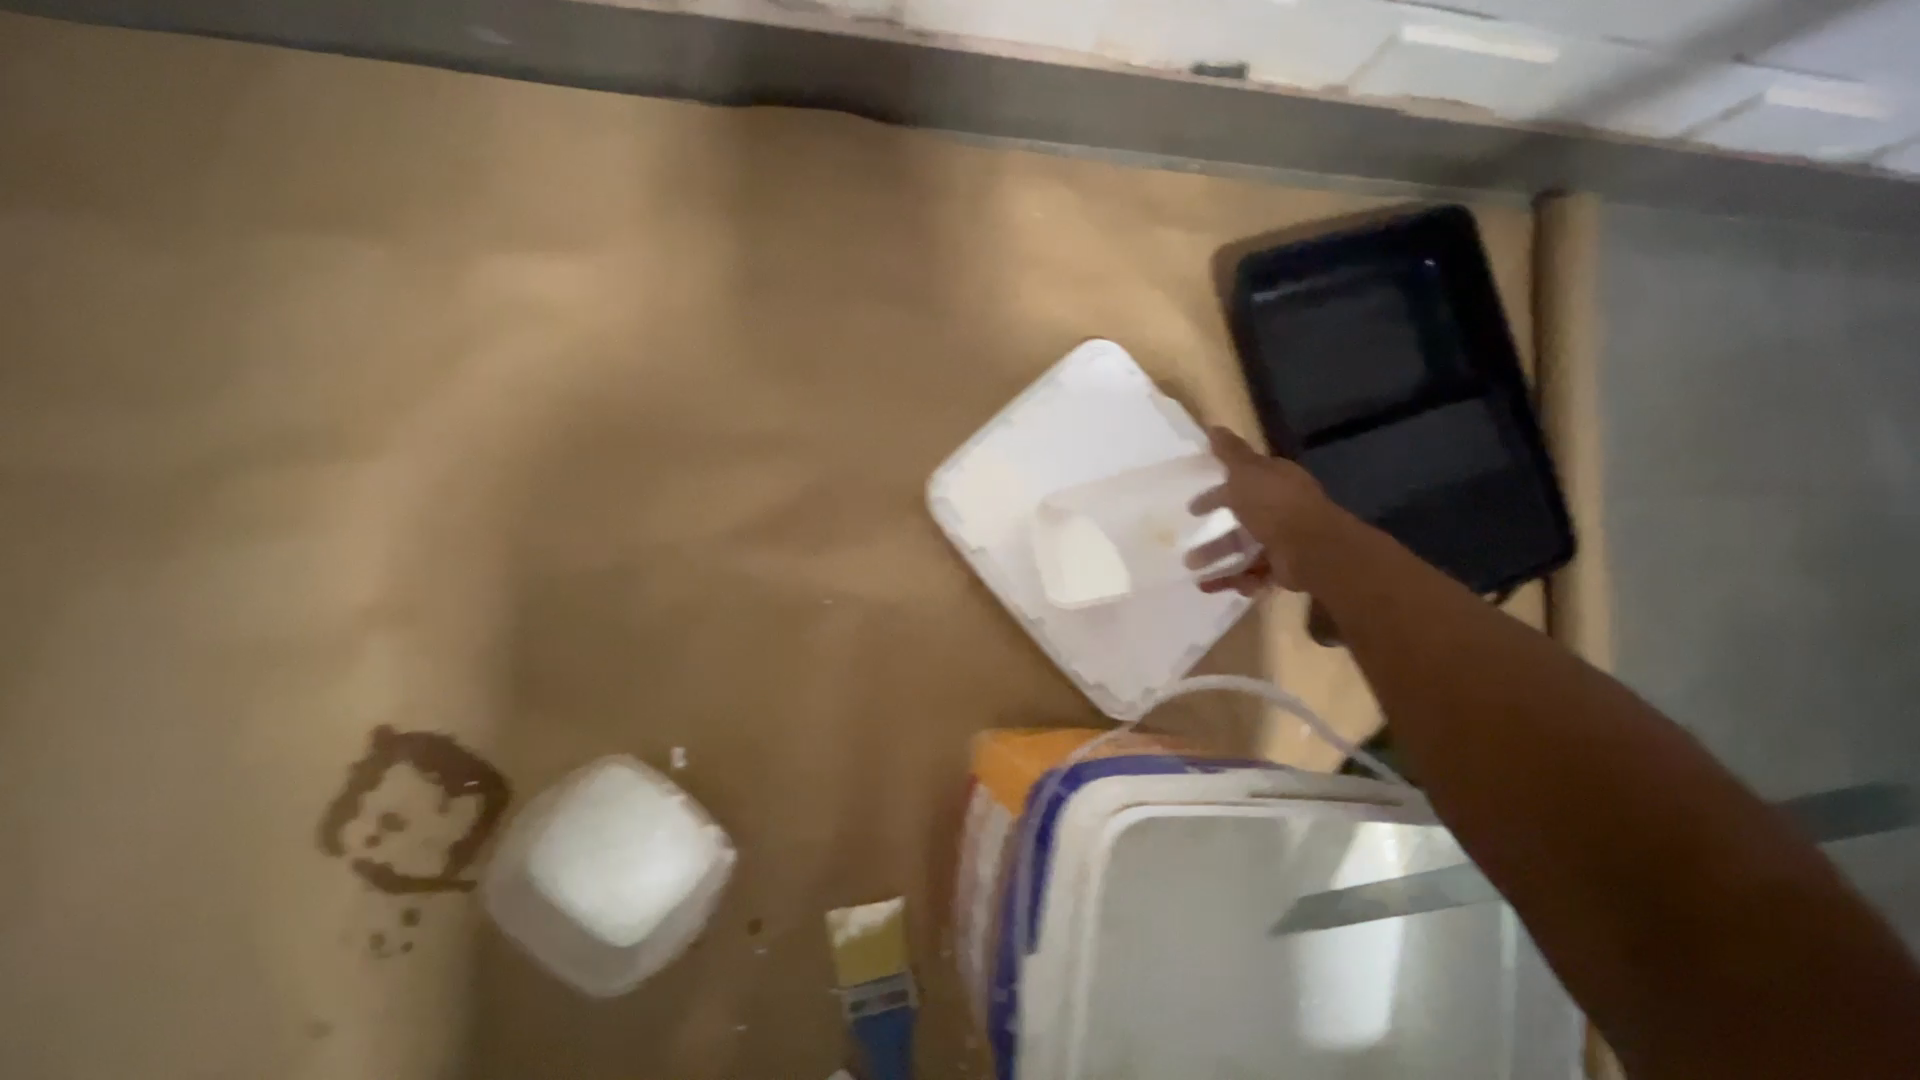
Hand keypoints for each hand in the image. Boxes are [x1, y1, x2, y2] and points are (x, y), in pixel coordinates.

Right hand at [1185, 426, 1331, 594]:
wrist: (1311, 548)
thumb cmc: (1274, 504)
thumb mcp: (1246, 472)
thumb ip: (1230, 453)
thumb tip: (1213, 427)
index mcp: (1275, 483)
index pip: (1243, 484)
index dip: (1218, 494)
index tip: (1194, 507)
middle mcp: (1281, 510)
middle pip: (1242, 521)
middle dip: (1215, 534)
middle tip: (1188, 543)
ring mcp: (1284, 541)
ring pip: (1244, 549)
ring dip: (1217, 557)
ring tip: (1192, 567)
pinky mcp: (1284, 568)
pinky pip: (1252, 574)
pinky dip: (1231, 579)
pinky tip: (1208, 585)